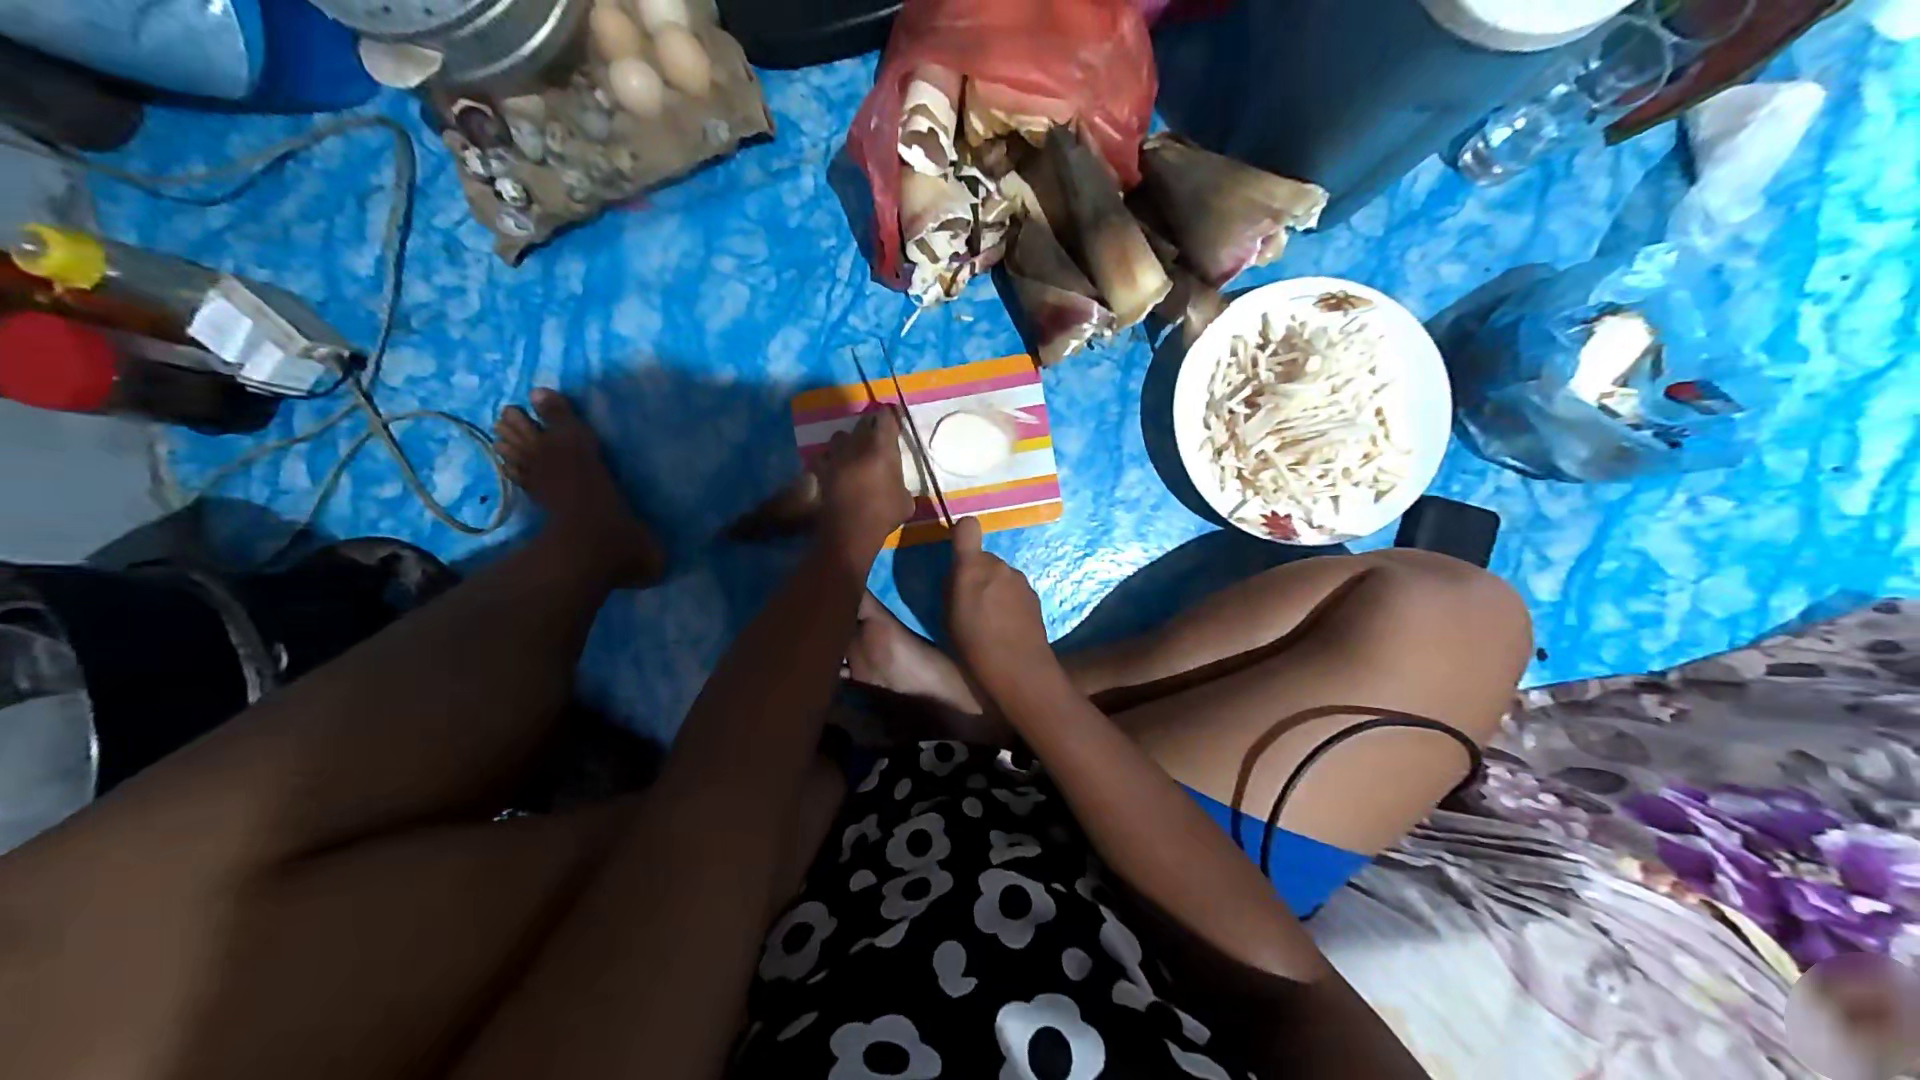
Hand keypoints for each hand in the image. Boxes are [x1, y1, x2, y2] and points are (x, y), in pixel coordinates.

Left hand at [814, 406, 915, 564]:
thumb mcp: (906, 500)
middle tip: (877, 438)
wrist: (850, 532)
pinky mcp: (820, 469)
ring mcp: (835, 456)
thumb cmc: (883, 514)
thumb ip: (901, 484)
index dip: (891, 417)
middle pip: (863, 422)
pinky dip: (831, 459)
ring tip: (853, 453)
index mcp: (881, 447)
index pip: (886, 417)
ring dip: (848, 441)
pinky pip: (825, 456)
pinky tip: (835, 469)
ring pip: (840, 436)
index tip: (894, 421)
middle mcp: (856, 444)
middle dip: (871, 427)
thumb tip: (897, 485)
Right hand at [946, 517, 1056, 694]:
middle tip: (970, 602)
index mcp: (972, 567)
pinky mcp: (1033, 595)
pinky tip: (1007, 624)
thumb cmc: (973, 644)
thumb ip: (954, 584)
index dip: (963, 533)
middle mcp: (998, 565)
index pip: (968, 527)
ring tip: (990, 618)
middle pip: (984, 558)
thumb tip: (960, 572)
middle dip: (977, 573)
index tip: (959, 550)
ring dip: (994, 587)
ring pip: (1000, 574)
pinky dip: (1009, 600)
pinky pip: (1014, 589)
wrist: (1018, 668)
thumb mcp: (948, 614)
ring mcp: (1019, 579)